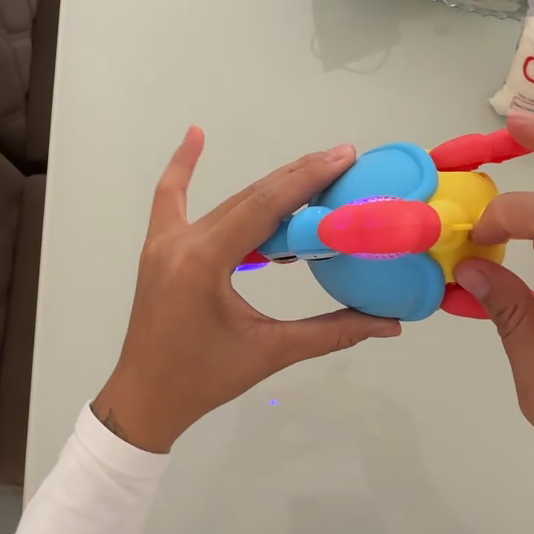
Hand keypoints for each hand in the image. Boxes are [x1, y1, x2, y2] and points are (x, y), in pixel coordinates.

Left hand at [93, 127, 401, 452]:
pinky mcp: (159, 247)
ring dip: (267, 186)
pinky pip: (170, 198)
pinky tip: (196, 136)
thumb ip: (332, 333)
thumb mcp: (271, 352)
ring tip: (310, 171)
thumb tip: (389, 325)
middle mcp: (182, 241)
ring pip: (224, 200)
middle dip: (298, 176)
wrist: (145, 398)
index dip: (308, 178)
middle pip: (248, 196)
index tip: (343, 156)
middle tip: (342, 160)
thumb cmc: (205, 378)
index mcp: (205, 262)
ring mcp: (165, 241)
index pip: (265, 207)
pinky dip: (184, 168)